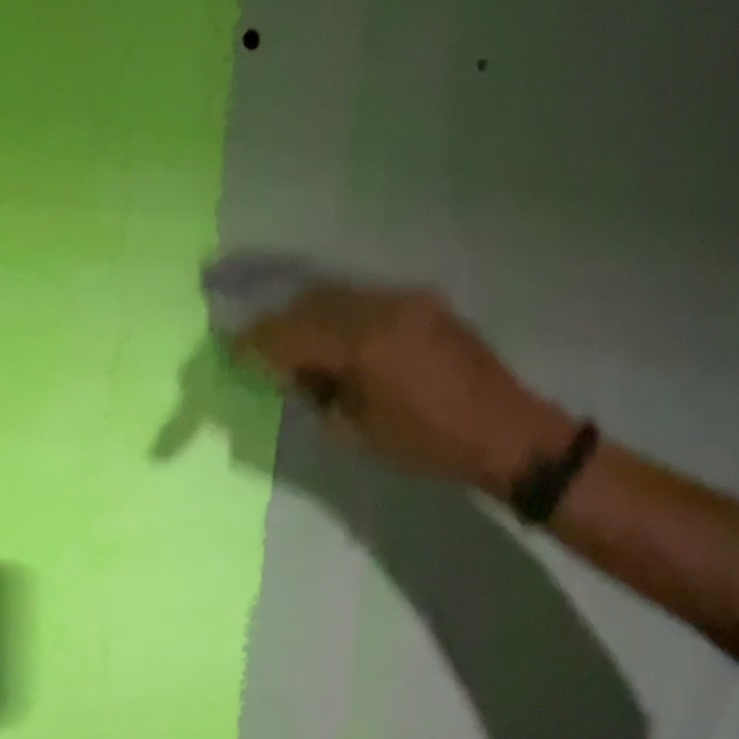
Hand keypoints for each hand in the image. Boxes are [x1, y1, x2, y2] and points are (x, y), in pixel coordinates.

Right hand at [232, 282, 575, 497]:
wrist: (508, 433)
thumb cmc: (430, 444)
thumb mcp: (360, 431)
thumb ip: (319, 395)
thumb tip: (295, 375)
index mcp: (362, 345)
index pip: (290, 334)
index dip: (255, 342)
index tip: (230, 348)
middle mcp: (380, 309)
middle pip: (309, 303)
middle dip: (278, 323)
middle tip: (258, 345)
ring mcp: (405, 300)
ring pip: (337, 294)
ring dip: (309, 313)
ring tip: (296, 339)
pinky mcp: (423, 301)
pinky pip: (366, 298)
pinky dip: (340, 312)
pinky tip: (338, 335)